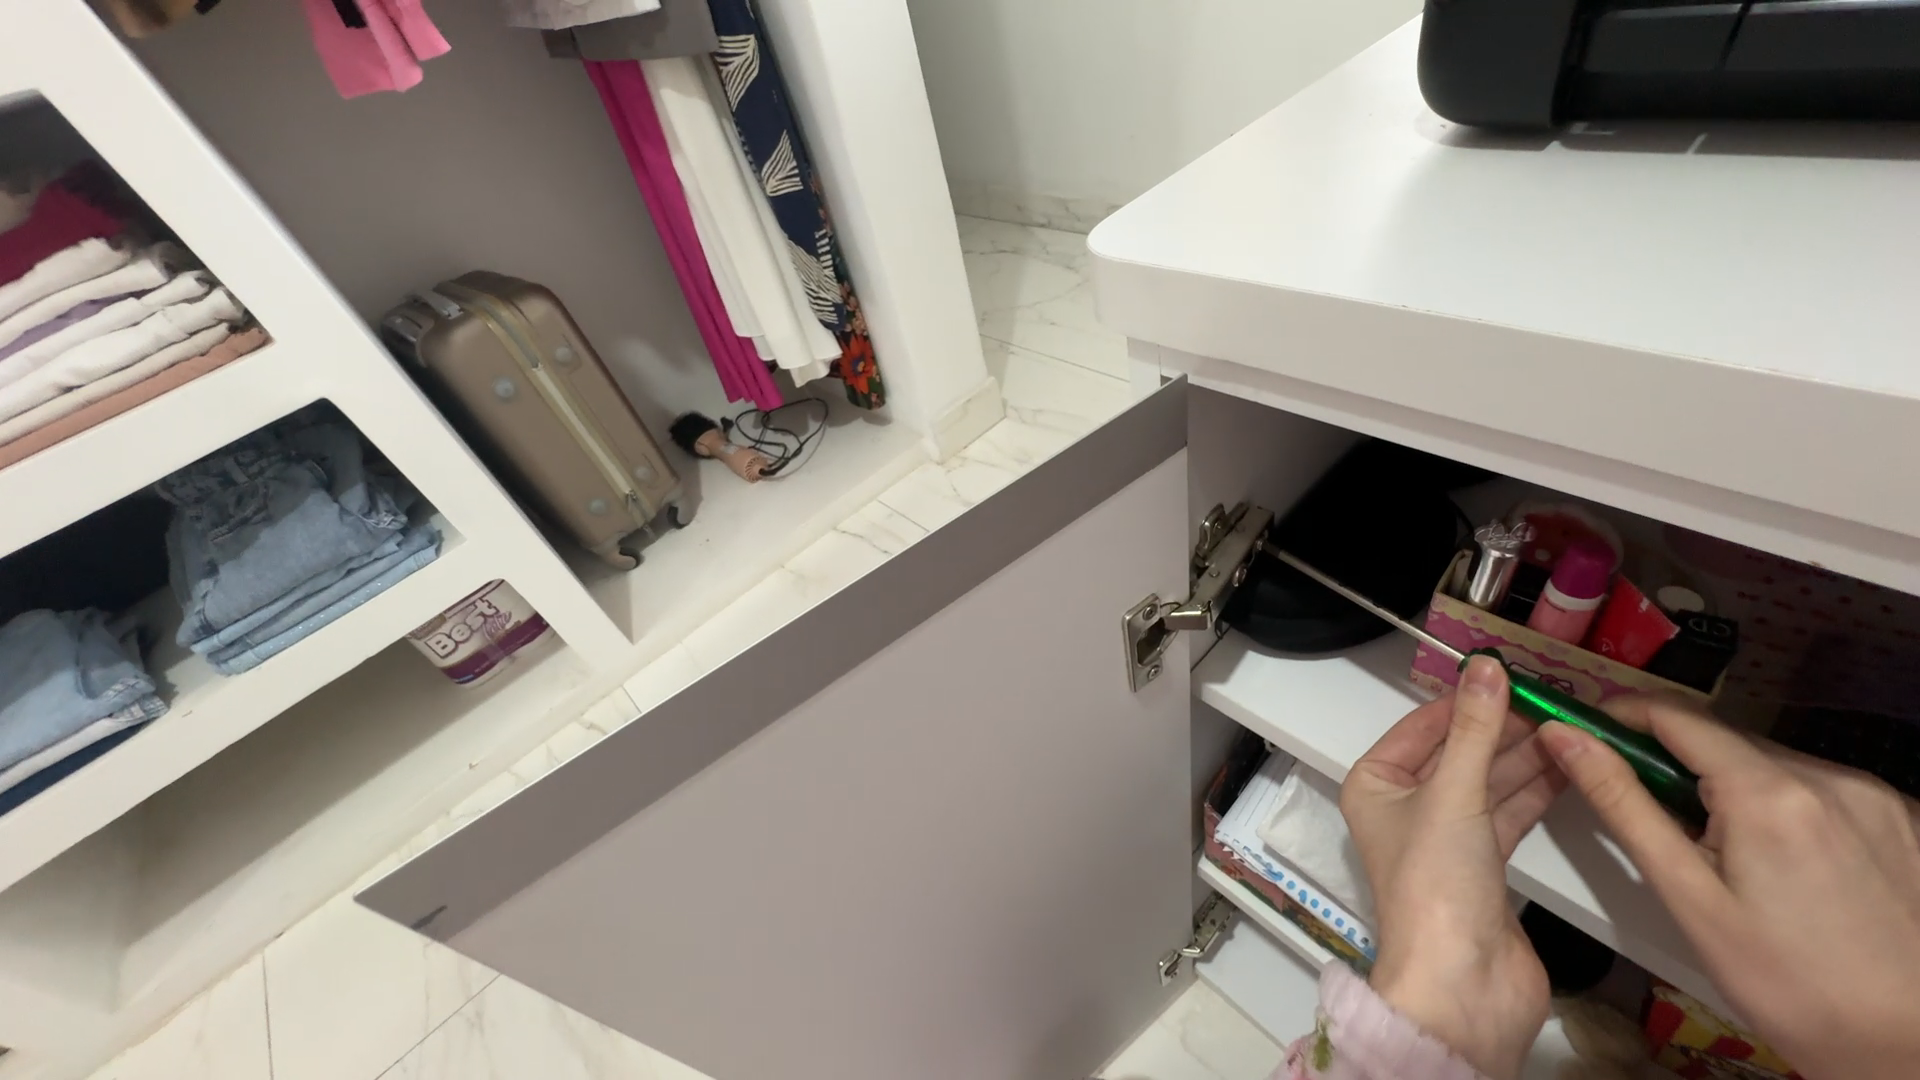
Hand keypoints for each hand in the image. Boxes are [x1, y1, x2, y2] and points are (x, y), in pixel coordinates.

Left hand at [1344, 656, 1567, 1079]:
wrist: (1463, 980)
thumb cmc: (1437, 880)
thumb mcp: (1454, 793)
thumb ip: (1476, 730)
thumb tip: (1485, 667)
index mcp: (1374, 784)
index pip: (1420, 729)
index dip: (1461, 702)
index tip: (1505, 672)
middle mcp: (1402, 805)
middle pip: (1456, 754)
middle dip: (1500, 728)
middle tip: (1553, 698)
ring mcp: (1442, 835)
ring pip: (1485, 783)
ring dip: (1523, 758)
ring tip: (1570, 725)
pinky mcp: (1481, 864)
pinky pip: (1506, 813)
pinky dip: (1533, 792)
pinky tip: (1567, 768)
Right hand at [1539, 698, 1919, 1079]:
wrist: (1914, 1055)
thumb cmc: (1786, 981)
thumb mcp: (1682, 890)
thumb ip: (1619, 800)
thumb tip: (1562, 735)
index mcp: (1772, 794)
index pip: (1673, 714)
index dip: (1616, 715)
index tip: (1582, 737)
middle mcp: (1834, 781)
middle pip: (1719, 737)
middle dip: (1666, 756)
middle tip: (1637, 805)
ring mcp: (1880, 800)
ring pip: (1763, 761)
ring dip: (1719, 780)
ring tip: (1706, 842)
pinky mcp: (1905, 822)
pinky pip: (1811, 786)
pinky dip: (1770, 800)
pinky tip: (1770, 856)